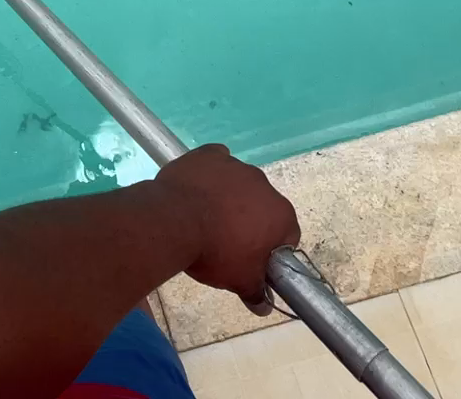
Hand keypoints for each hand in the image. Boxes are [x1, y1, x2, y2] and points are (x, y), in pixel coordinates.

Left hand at [153, 144, 301, 302]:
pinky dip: (210, 173)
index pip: (286, 233)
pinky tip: (199, 186)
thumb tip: (262, 305)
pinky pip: (215, 161)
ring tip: (206, 215)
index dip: (270, 248)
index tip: (252, 258)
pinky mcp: (208, 153)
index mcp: (280, 213)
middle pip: (261, 206)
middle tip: (227, 240)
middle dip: (250, 221)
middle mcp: (262, 183)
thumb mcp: (239, 280)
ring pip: (237, 183)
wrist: (174, 220)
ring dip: (229, 197)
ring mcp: (234, 164)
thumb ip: (256, 291)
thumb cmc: (215, 252)